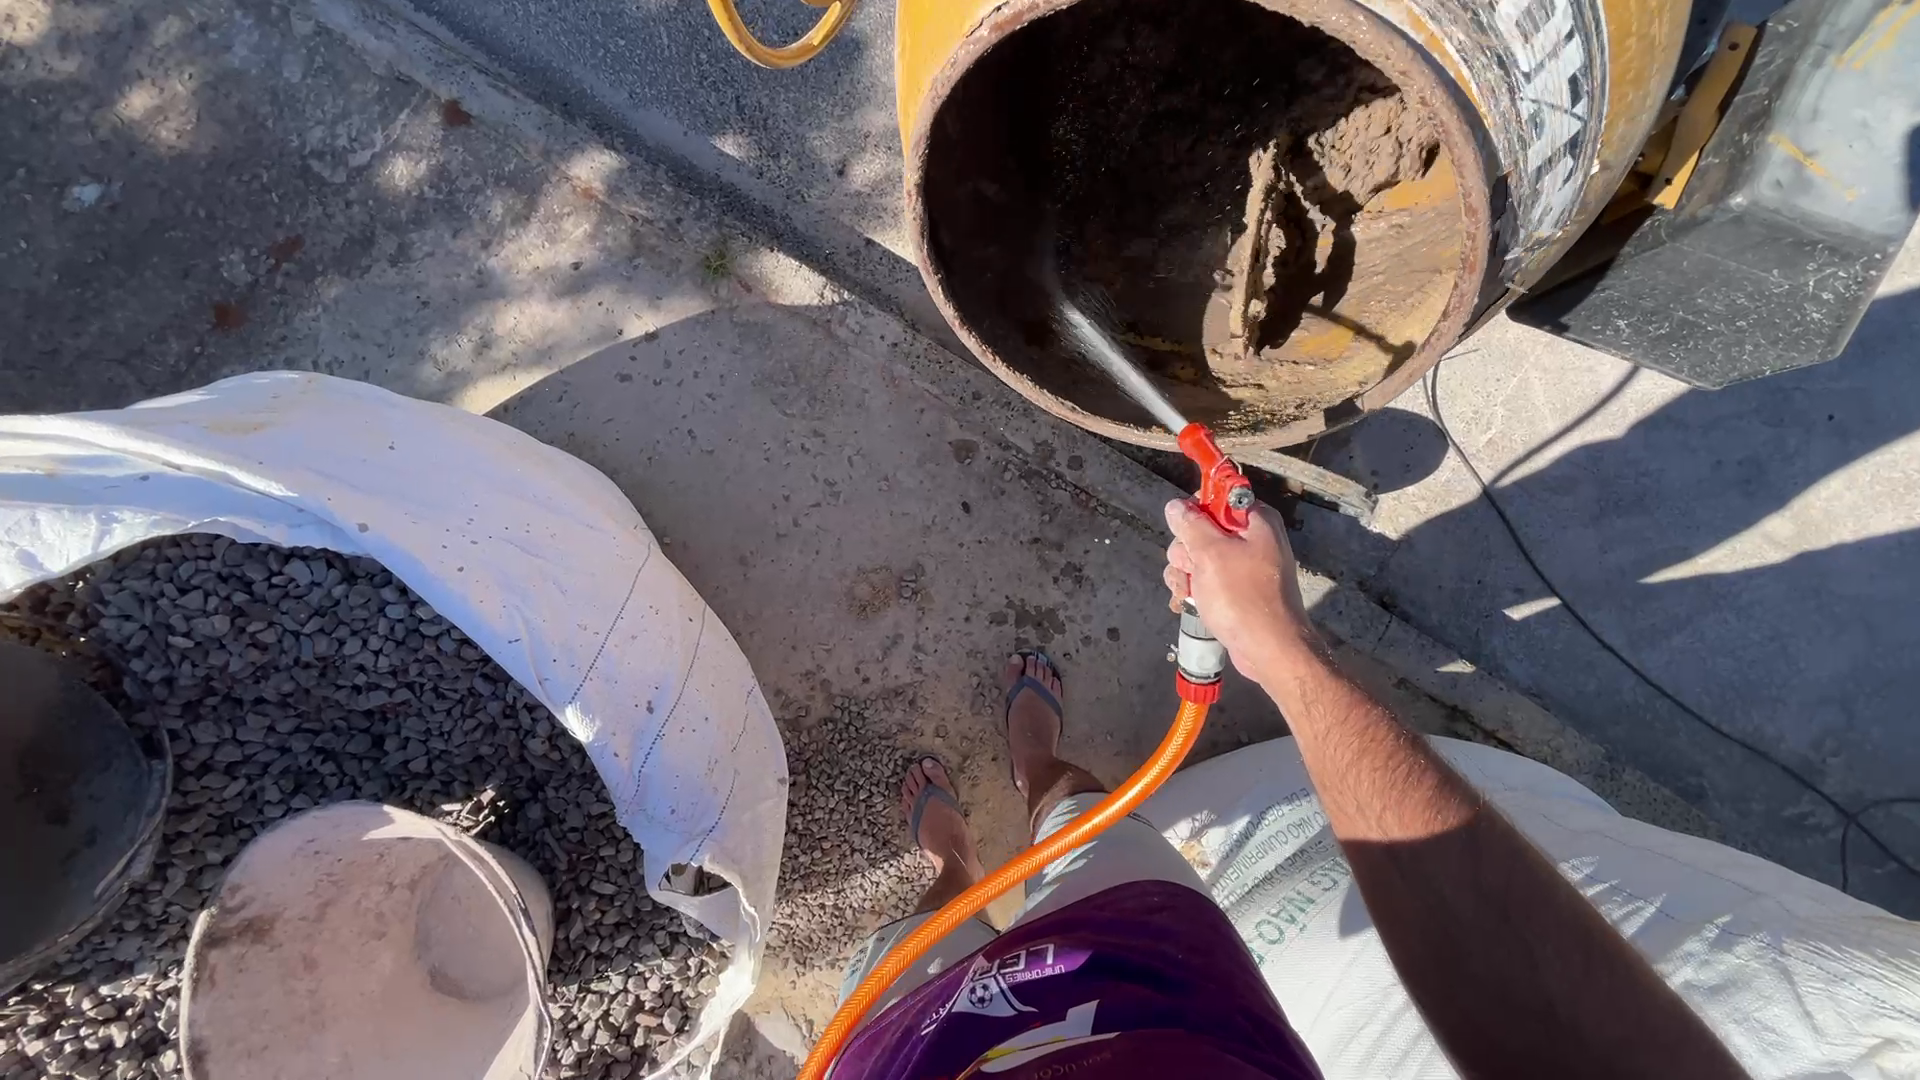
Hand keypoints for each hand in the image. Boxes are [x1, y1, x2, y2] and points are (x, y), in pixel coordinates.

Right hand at [1163, 499, 1318, 684]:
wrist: (1268, 648)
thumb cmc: (1242, 596)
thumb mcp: (1210, 554)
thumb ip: (1190, 524)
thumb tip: (1175, 505)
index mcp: (1255, 520)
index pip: (1217, 496)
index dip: (1196, 511)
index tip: (1186, 531)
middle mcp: (1251, 538)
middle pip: (1200, 528)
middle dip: (1185, 550)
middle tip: (1193, 568)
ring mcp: (1242, 565)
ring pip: (1196, 555)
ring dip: (1184, 573)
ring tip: (1190, 591)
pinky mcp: (1234, 588)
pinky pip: (1204, 577)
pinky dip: (1192, 588)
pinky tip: (1187, 601)